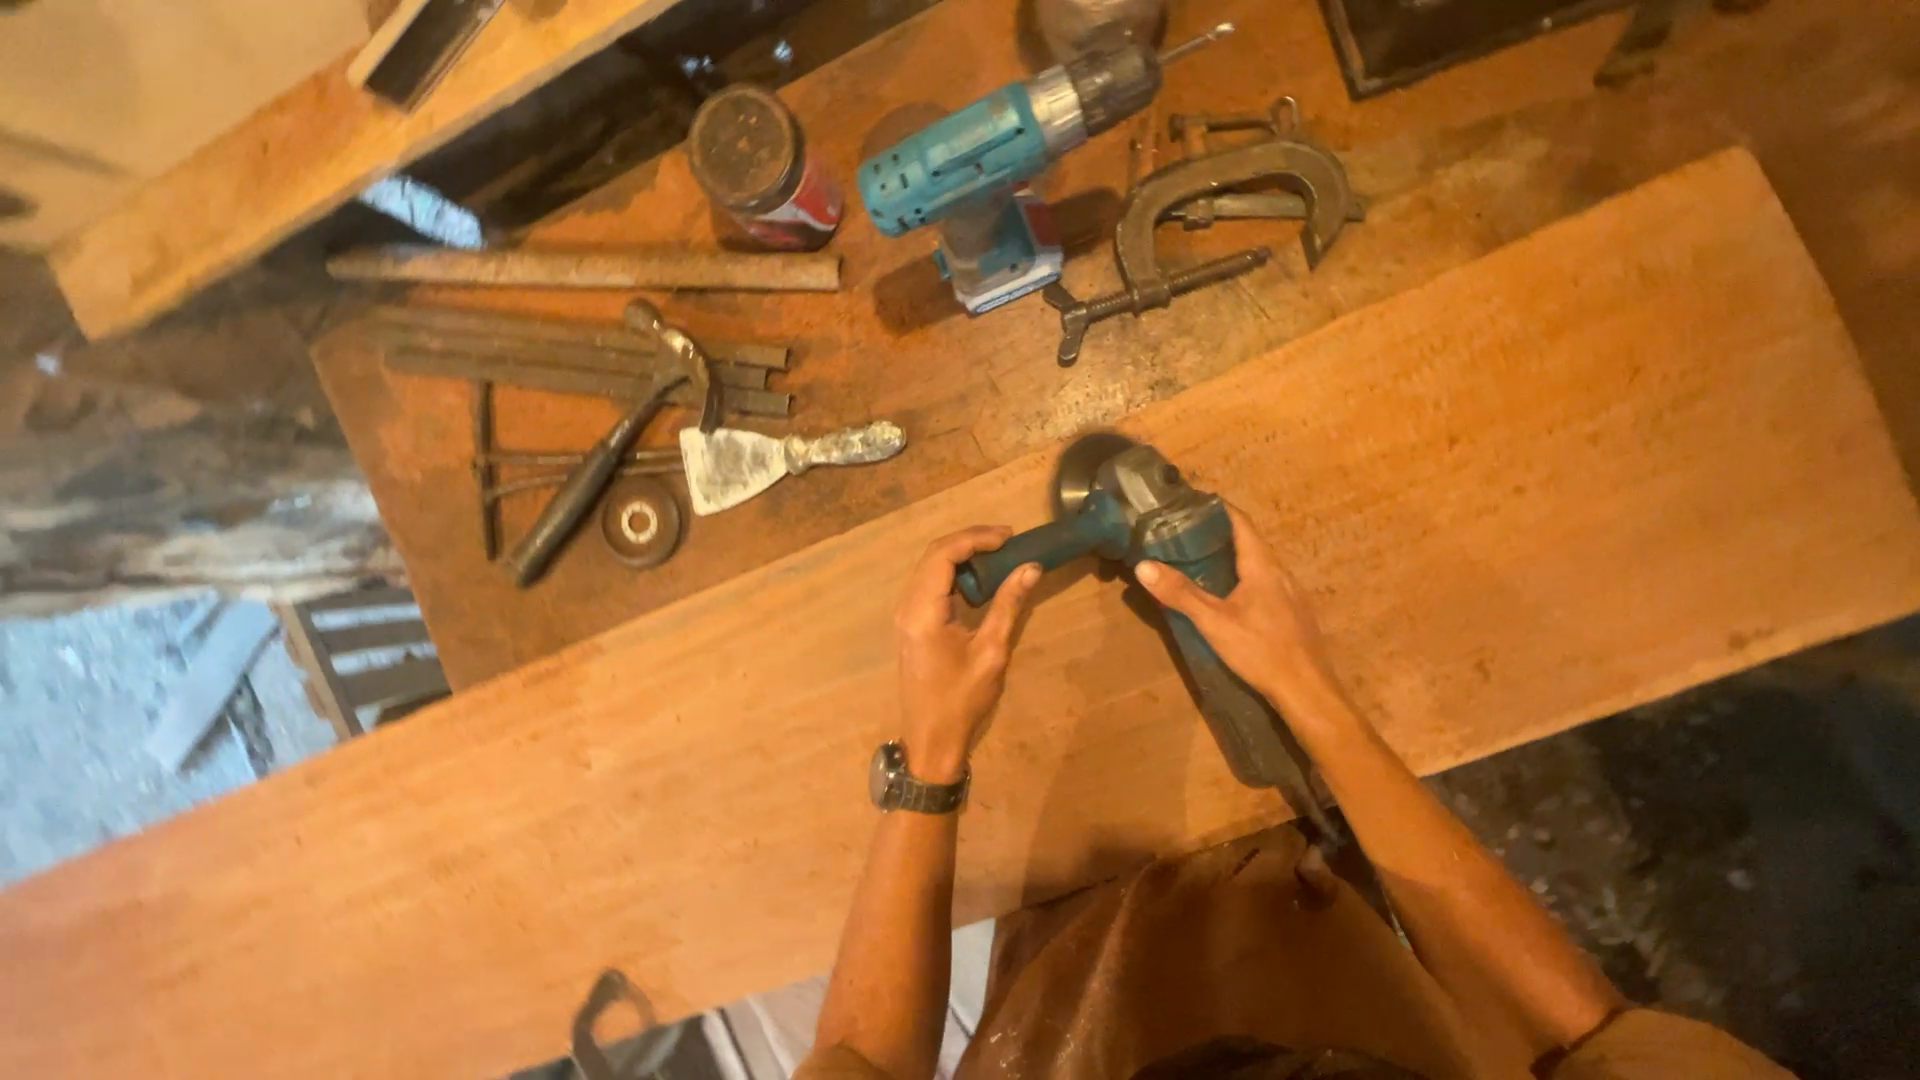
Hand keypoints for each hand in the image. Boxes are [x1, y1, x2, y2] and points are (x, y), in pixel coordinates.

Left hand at [895, 527, 1041, 782]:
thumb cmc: (962, 700)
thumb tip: (1031, 568)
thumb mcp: (992, 652)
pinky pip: (929, 584)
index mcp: (923, 611)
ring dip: (961, 554)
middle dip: (970, 541)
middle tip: (1007, 541)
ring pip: (929, 567)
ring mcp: (905, 615)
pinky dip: (954, 573)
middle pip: (933, 555)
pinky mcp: (911, 623)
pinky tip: (979, 577)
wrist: (931, 739)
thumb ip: (1008, 605)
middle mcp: (907, 606)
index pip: (943, 554)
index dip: (976, 538)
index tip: (1009, 537)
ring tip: (998, 554)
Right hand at [1133, 505, 1340, 710]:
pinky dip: (1246, 579)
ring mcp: (1293, 594)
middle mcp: (1282, 573)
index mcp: (1263, 566)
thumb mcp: (1214, 622)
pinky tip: (1232, 597)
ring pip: (1260, 565)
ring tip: (1204, 562)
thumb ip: (1180, 594)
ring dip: (1234, 558)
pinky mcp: (1296, 614)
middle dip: (1221, 534)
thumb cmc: (1260, 650)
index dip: (1218, 509)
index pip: (1241, 522)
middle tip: (1187, 534)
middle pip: (1251, 542)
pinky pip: (1268, 584)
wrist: (1307, 690)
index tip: (1193, 503)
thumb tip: (1143, 565)